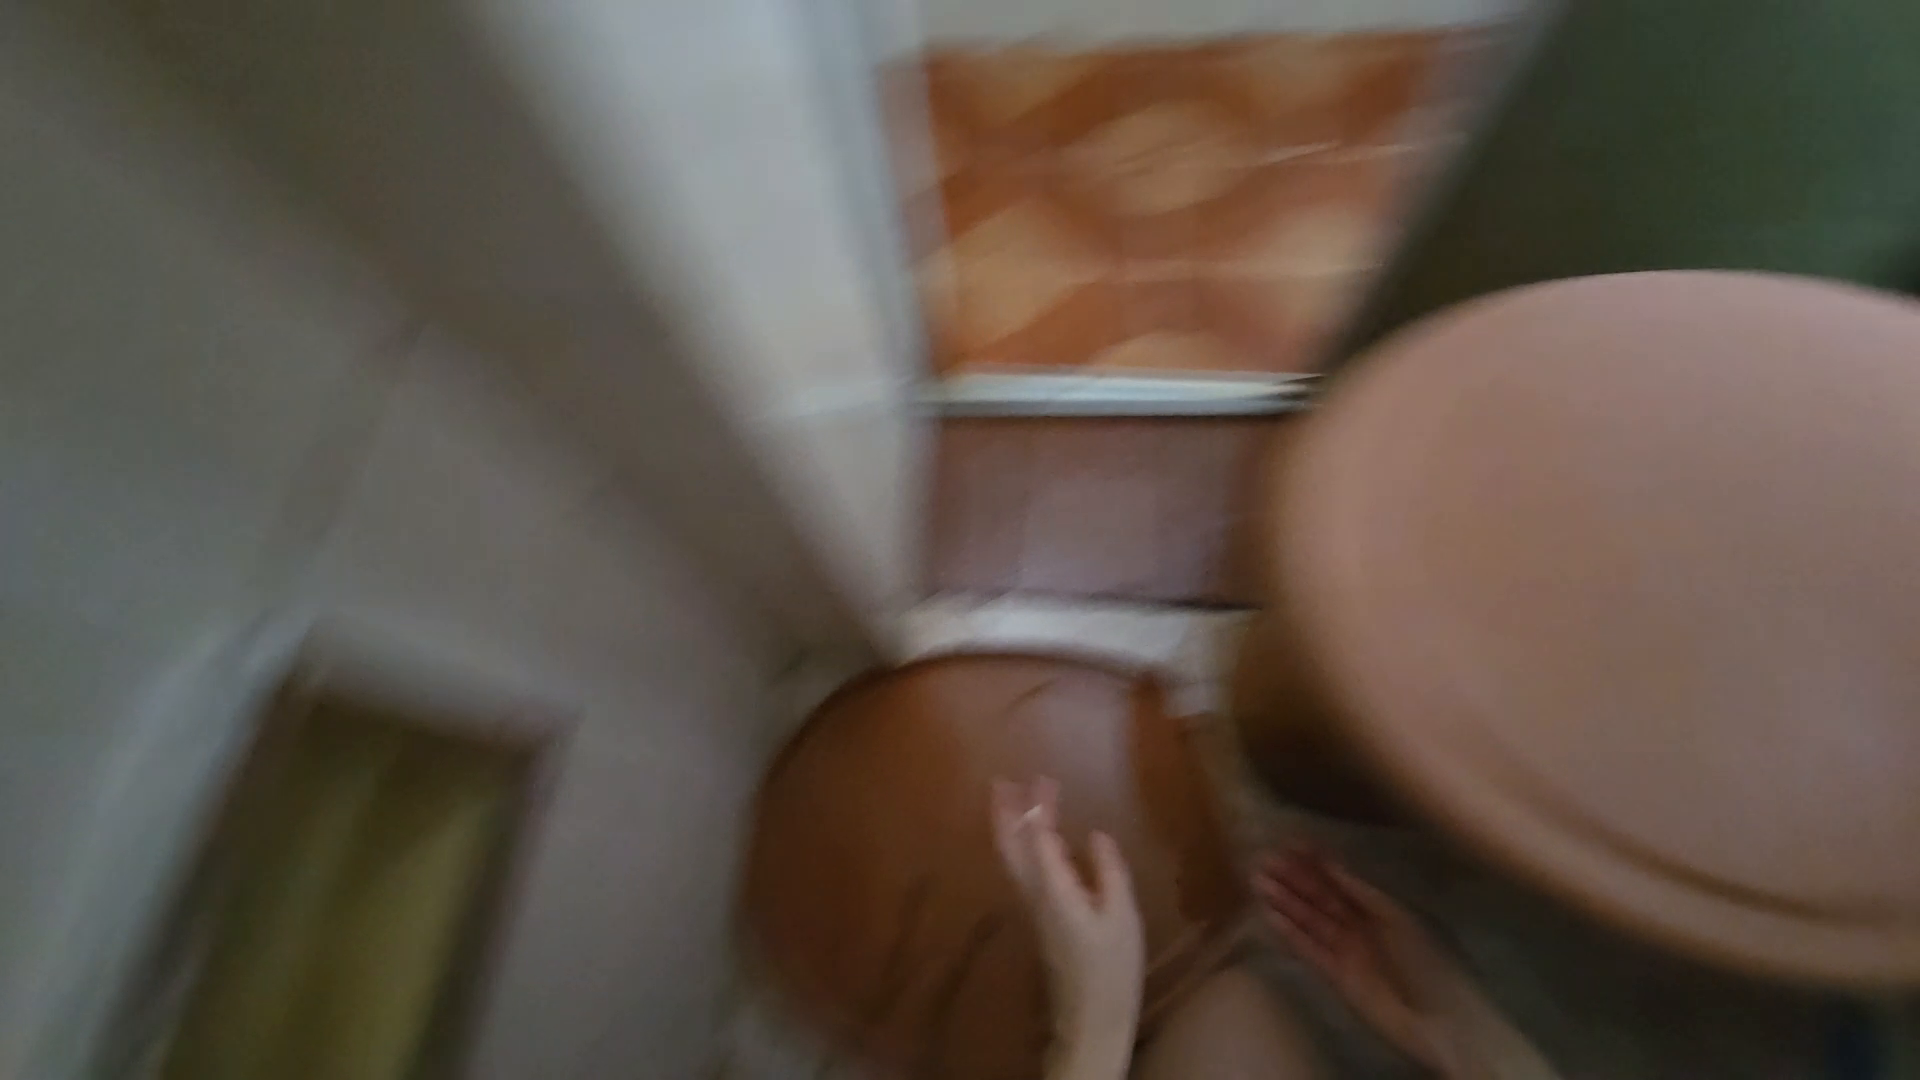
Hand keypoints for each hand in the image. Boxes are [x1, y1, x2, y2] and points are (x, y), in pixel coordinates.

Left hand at [990, 778, 1144, 1053]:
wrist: (1090, 1017)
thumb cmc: (1111, 967)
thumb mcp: (1122, 916)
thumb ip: (1108, 871)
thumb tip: (1095, 835)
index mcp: (1054, 888)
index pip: (1038, 837)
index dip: (1038, 806)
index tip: (1043, 778)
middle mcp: (1034, 892)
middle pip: (1010, 845)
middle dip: (1005, 812)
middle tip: (1001, 780)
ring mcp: (1032, 904)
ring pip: (1010, 856)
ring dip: (1007, 825)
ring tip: (1007, 798)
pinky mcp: (1038, 914)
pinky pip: (1019, 867)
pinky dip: (1018, 843)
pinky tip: (1030, 836)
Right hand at [1254, 847, 1467, 1074]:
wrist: (1443, 1025)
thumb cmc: (1429, 963)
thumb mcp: (1398, 917)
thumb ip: (1360, 891)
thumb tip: (1329, 863)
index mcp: (1379, 907)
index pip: (1340, 878)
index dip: (1316, 860)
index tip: (1289, 841)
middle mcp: (1360, 925)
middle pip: (1321, 896)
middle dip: (1294, 877)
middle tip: (1264, 859)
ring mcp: (1346, 950)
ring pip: (1309, 919)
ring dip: (1285, 900)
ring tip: (1258, 880)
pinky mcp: (1335, 976)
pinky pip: (1308, 949)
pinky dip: (1289, 932)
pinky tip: (1269, 915)